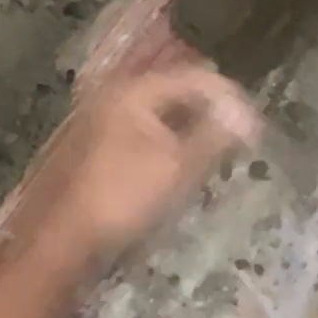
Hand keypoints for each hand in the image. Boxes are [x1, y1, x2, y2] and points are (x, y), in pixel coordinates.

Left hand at [34, 66, 260, 256]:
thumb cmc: (123, 197)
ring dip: (191, 128)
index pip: (194, 77)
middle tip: (239, 136)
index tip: (254, 125)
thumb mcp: (179, 167)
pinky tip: (182, 165)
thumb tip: (247, 115)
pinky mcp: (98, 147)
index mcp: (133, 91)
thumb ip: (215, 135)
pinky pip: (145, 132)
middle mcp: (114, 96)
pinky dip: (169, 142)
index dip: (229, 98)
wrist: (63, 239)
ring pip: (160, 114)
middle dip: (210, 110)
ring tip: (216, 152)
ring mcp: (102, 121)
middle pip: (175, 91)